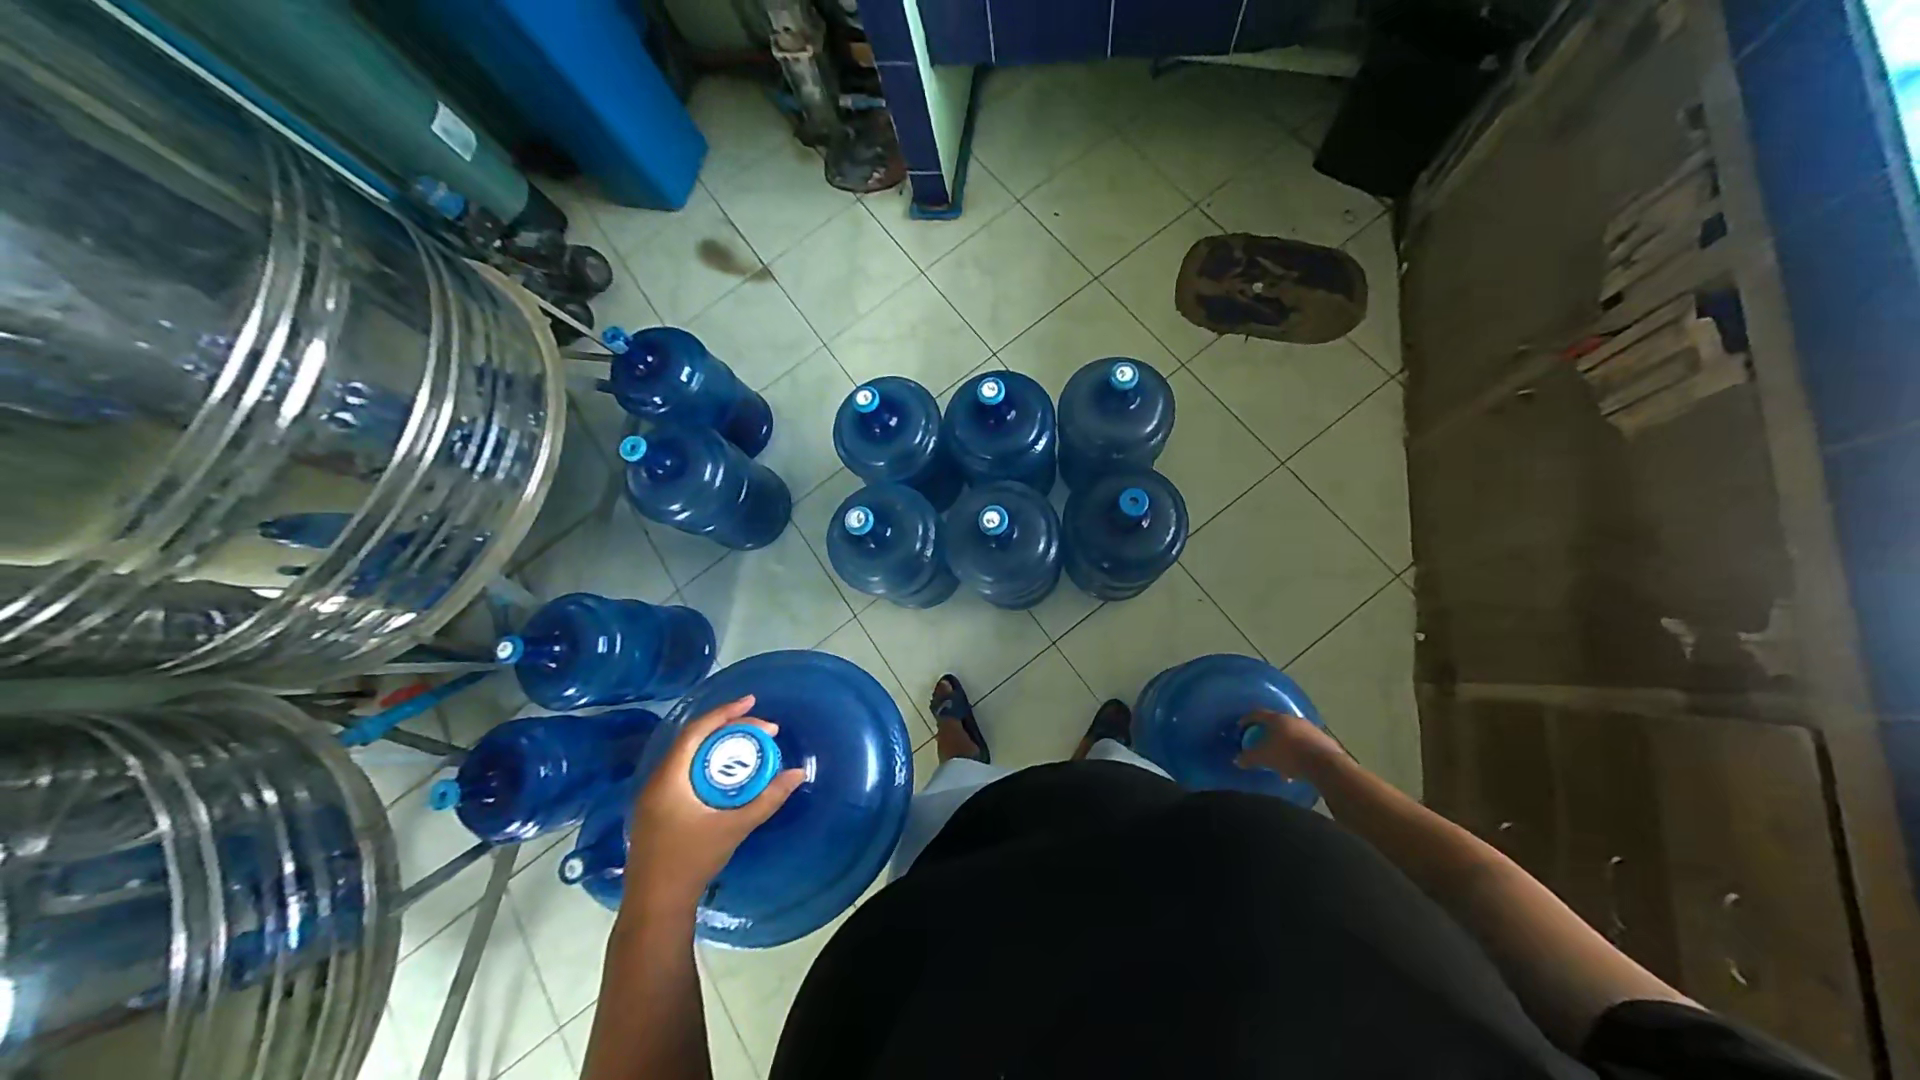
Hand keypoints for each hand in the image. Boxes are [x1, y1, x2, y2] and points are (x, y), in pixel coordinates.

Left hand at [624, 695, 805, 913]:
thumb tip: (798, 773)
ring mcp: (654, 796)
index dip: (725, 712)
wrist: (655, 906)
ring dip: (718, 746)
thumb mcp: (735, 827)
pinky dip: (709, 763)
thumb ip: (767, 799)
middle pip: (693, 740)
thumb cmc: (691, 861)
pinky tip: (727, 773)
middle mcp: (657, 780)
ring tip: (748, 744)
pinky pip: (685, 772)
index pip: (697, 731)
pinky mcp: (657, 810)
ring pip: (688, 756)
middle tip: (760, 728)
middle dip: (727, 728)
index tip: (752, 702)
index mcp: (669, 778)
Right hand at [1235, 709, 1344, 779]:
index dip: (1247, 719)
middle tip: (1261, 743)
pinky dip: (1298, 752)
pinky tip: (1296, 767)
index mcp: (1277, 719)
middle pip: (1276, 723)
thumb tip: (1237, 760)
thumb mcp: (1263, 758)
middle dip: (1268, 734)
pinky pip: (1305, 744)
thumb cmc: (1288, 755)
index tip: (1241, 726)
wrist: (1325, 765)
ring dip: (1284, 745)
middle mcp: (1294, 719)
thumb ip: (1249, 758)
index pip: (1257, 714)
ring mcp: (1310, 728)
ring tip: (1280, 760)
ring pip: (1292, 734)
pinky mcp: (1323, 740)